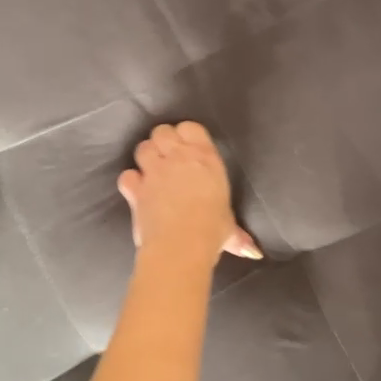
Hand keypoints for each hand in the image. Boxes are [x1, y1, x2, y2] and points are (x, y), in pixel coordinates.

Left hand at [117, 122, 262, 263]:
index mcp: (205, 157)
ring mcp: (154, 172)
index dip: (185, 134)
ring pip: (142, 147)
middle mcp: (178, 157)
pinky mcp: (135, 190)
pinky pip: (126, 175)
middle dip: (162, 141)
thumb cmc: (213, 229)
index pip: (190, 127)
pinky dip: (130, 181)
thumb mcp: (229, 226)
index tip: (188, 148)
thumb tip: (253, 252)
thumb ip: (238, 234)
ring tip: (151, 170)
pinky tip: (136, 190)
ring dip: (146, 157)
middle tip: (168, 157)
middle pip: (162, 131)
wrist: (181, 245)